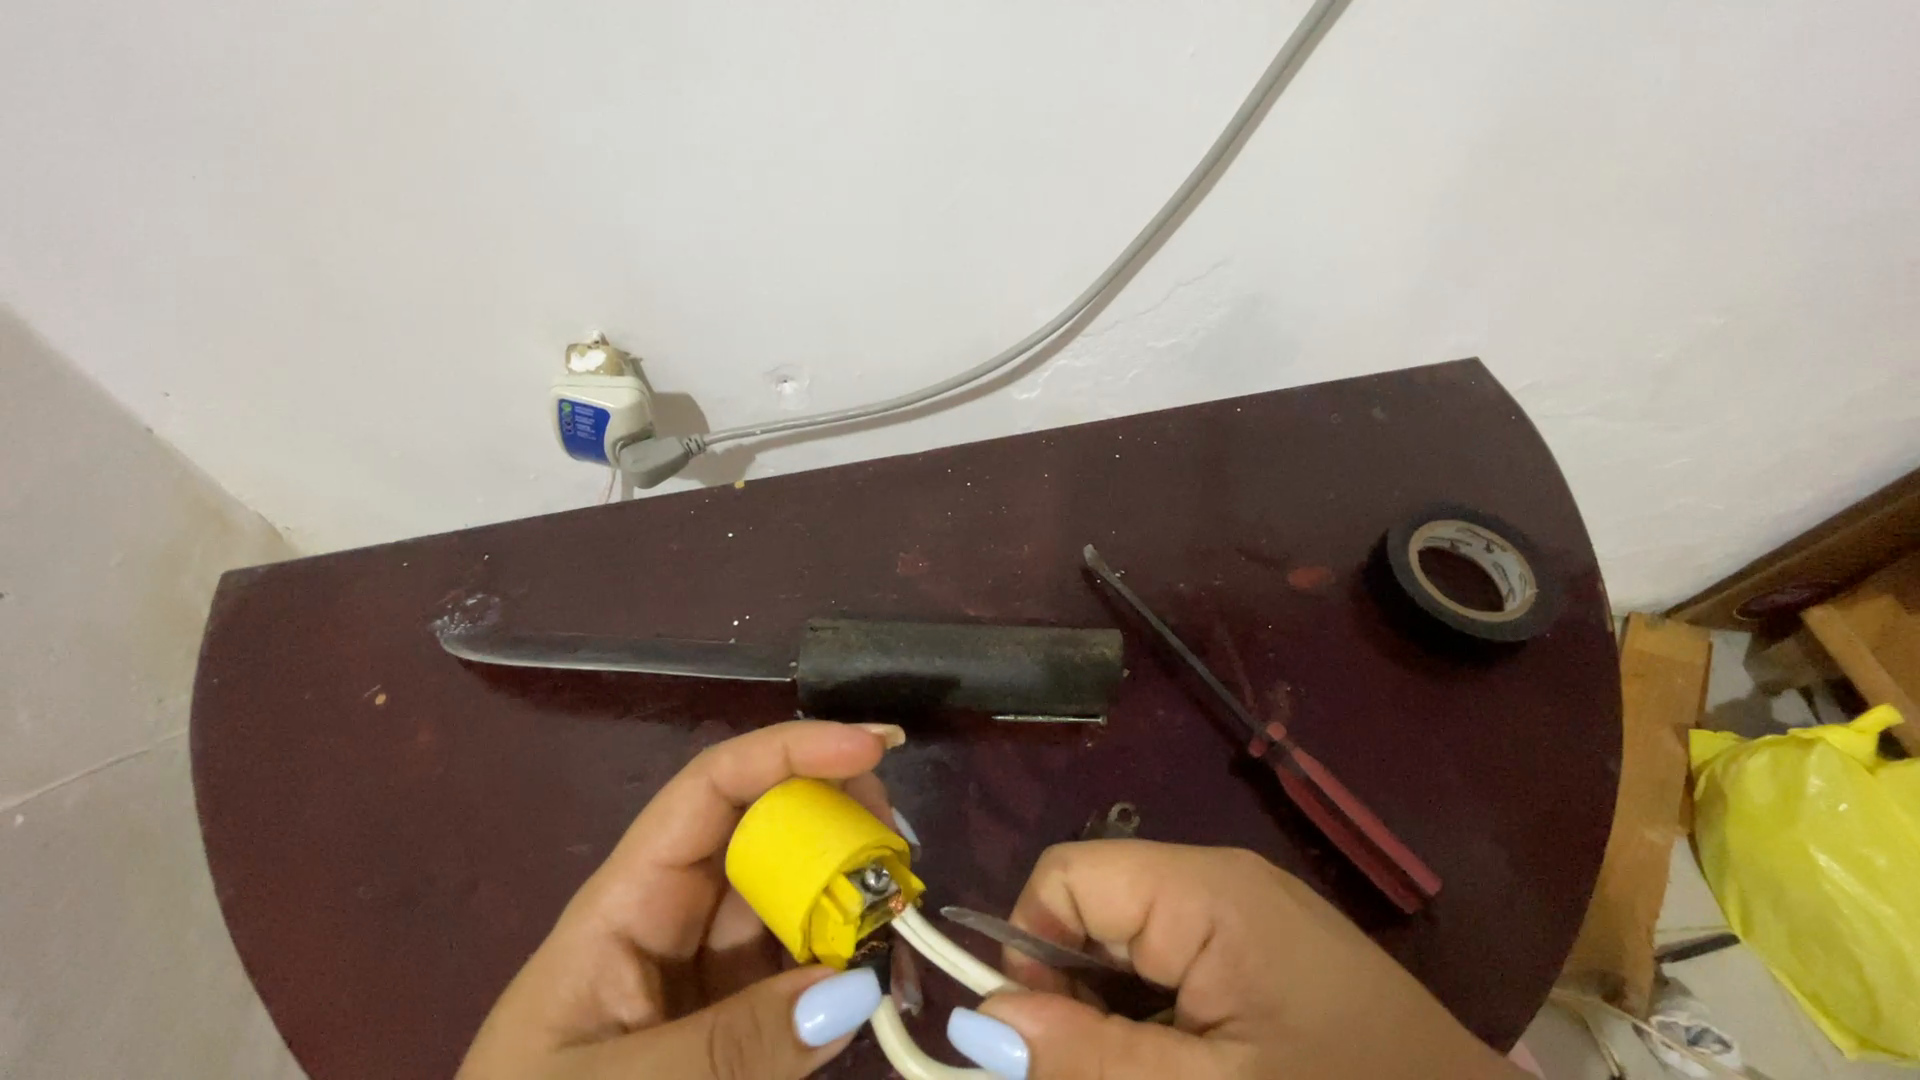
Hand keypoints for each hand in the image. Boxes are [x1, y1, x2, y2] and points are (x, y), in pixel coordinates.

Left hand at [458, 720, 907, 1079]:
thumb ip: (728, 1049)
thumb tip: (854, 986)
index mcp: (630, 901)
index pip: (713, 788)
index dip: (790, 752)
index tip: (873, 745)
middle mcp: (680, 915)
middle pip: (770, 829)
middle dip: (840, 813)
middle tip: (902, 845)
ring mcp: (716, 967)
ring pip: (798, 895)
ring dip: (857, 893)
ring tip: (908, 916)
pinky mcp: (742, 1015)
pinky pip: (807, 967)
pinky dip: (852, 964)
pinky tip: (889, 976)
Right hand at [945, 842, 1524, 1079]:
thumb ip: (1089, 1058)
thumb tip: (977, 1022)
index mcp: (1203, 890)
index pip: (1064, 876)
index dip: (1029, 951)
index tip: (1042, 1043)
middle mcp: (1219, 878)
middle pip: (1094, 906)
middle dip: (1072, 992)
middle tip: (1105, 1074)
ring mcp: (1249, 910)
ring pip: (1130, 940)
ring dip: (1113, 1011)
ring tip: (1153, 1072)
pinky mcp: (1268, 944)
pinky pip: (1177, 959)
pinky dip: (1157, 1014)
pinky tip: (1189, 1062)